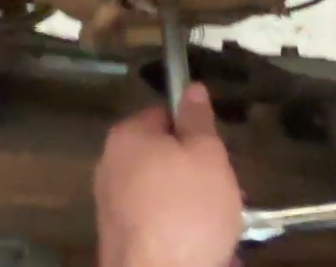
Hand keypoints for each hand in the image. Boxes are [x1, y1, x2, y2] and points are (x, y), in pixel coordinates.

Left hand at [94, 83, 244, 266]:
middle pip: (163, 157)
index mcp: (127, 136)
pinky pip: (155, 223)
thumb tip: (191, 88)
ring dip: (189, 206)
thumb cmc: (186, 211)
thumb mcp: (207, 155)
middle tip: (226, 194)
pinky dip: (176, 231)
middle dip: (195, 174)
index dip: (194, 132)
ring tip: (219, 228)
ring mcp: (110, 206)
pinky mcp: (118, 241)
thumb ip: (198, 119)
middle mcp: (110, 166)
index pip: (164, 115)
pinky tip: (198, 246)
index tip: (216, 155)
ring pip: (161, 193)